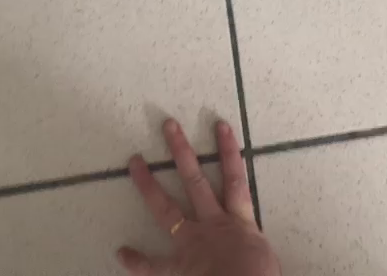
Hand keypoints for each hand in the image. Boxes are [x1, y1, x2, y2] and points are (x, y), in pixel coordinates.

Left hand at [119, 118, 280, 275]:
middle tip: (168, 125)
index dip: (229, 151)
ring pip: (168, 209)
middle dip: (181, 152)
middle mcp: (212, 224)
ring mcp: (192, 243)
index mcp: (238, 221)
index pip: (235, 178)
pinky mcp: (180, 268)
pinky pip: (155, 266)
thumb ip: (254, 243)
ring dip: (149, 185)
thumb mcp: (264, 256)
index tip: (220, 125)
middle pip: (194, 180)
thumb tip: (255, 248)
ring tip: (134, 161)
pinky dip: (139, 261)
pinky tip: (121, 252)